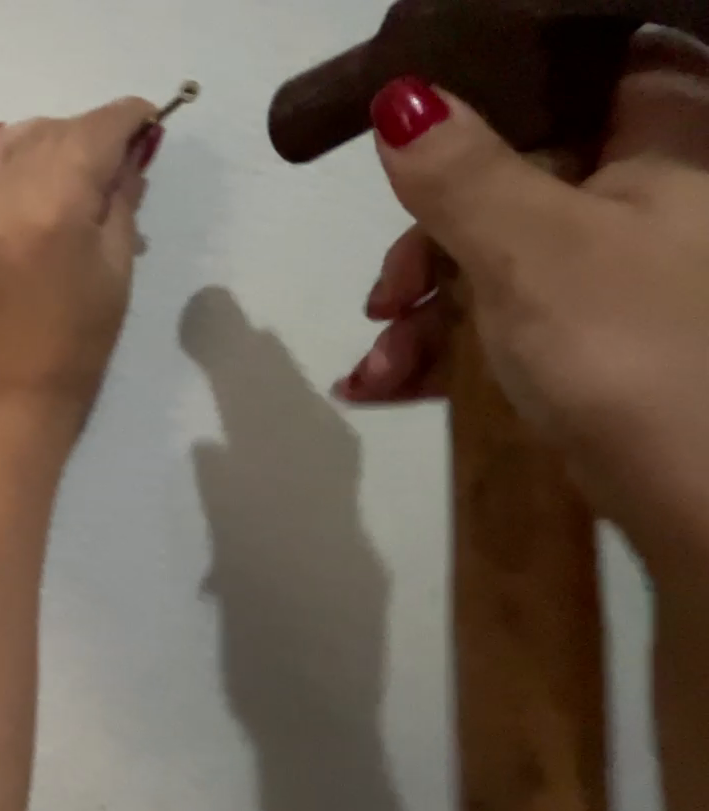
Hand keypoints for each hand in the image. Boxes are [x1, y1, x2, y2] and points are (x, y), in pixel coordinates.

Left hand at [0, 98, 159, 430]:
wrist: (4, 401)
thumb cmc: (74, 346)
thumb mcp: (116, 270)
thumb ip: (120, 200)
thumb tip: (127, 154)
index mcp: (56, 206)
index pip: (97, 129)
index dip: (130, 121)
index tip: (145, 131)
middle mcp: (2, 198)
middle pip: (50, 132)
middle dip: (85, 137)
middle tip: (106, 169)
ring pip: (2, 143)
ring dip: (36, 142)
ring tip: (57, 170)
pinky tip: (0, 159)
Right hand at [338, 30, 708, 582]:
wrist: (696, 485)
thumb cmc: (629, 346)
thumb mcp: (529, 251)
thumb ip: (461, 175)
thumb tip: (400, 98)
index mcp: (669, 149)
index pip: (573, 83)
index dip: (487, 110)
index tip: (413, 154)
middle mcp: (649, 199)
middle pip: (505, 187)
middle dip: (423, 252)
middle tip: (385, 298)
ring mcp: (616, 269)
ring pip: (487, 262)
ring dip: (412, 319)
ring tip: (374, 372)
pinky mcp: (588, 330)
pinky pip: (494, 317)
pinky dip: (433, 351)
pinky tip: (381, 386)